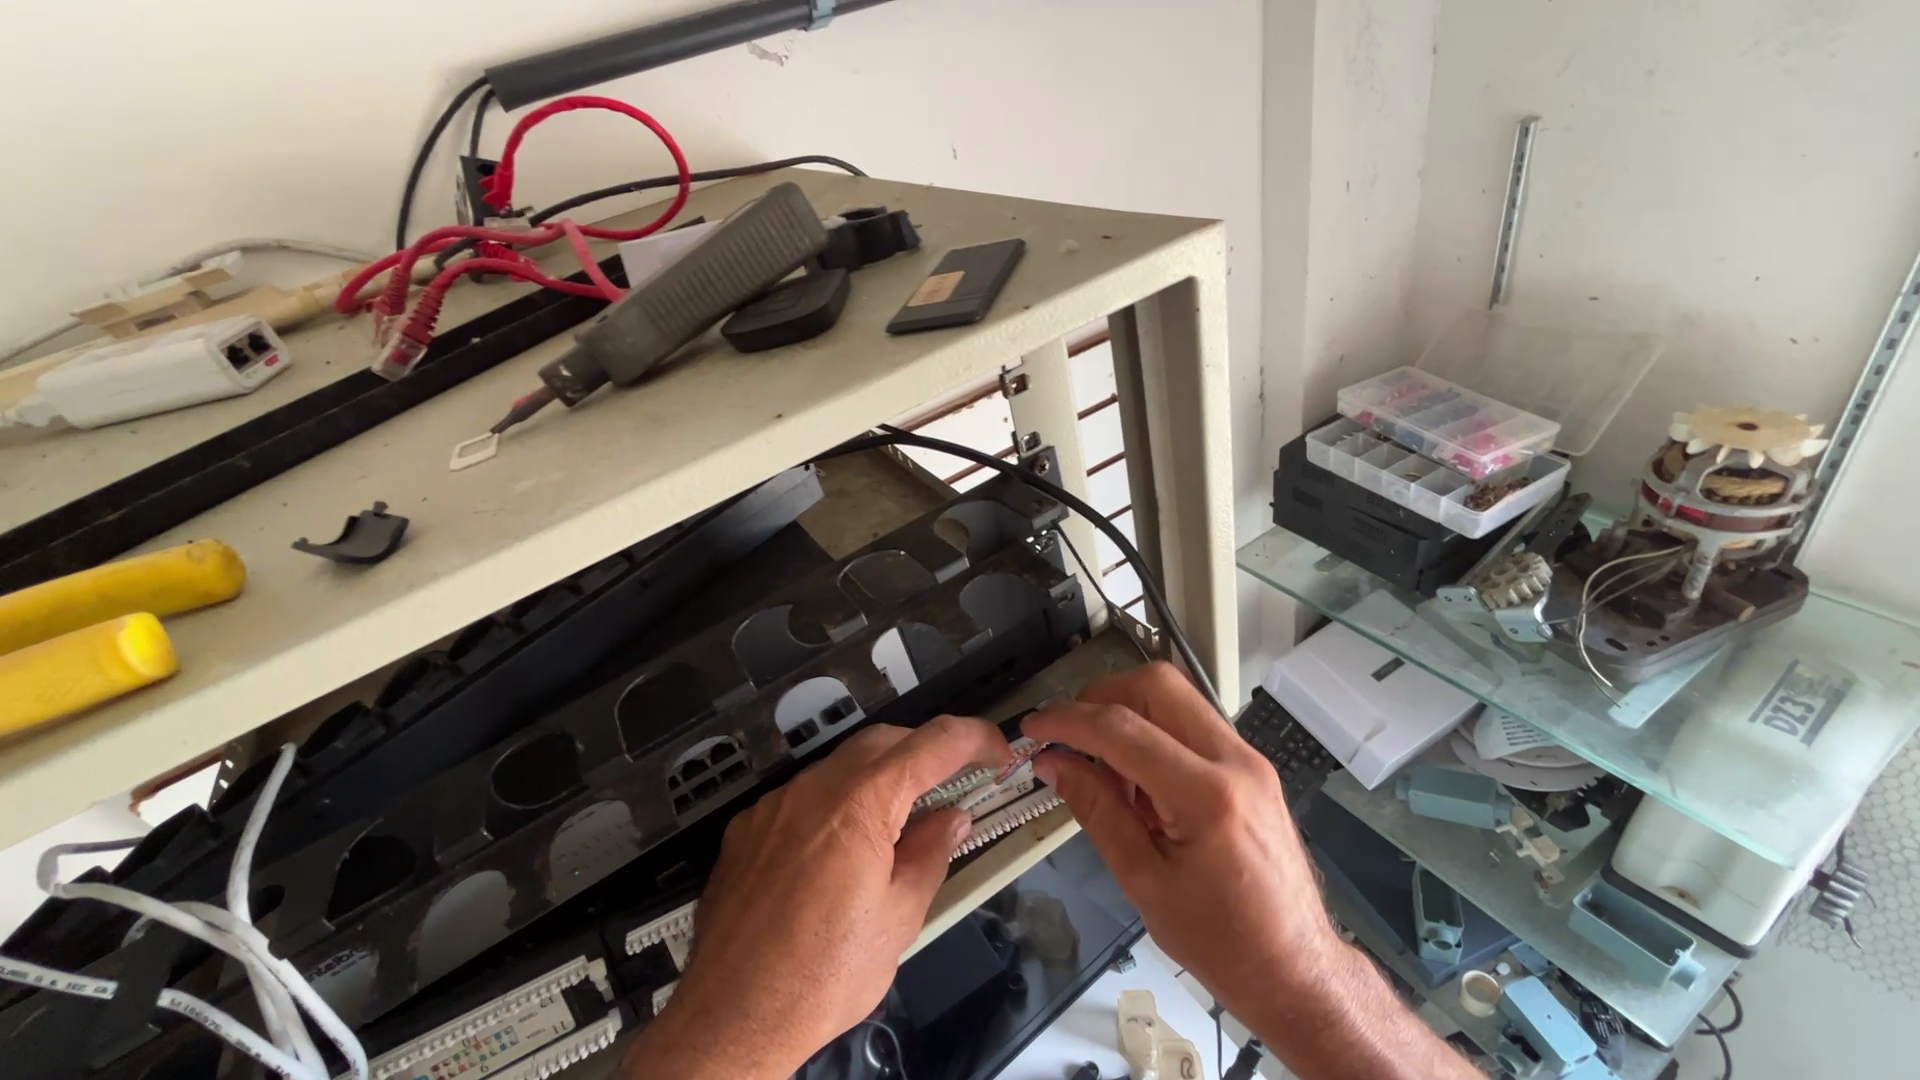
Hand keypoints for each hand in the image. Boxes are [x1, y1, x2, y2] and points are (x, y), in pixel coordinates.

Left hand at [625, 716, 1010, 1079]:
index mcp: (860, 804)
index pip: (933, 743)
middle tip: (951, 787)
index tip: (996, 750)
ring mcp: (773, 805)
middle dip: (924, 753)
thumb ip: (931, 854)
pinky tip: (837, 854)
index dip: (974, 738)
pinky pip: (801, 797)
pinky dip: (833, 806)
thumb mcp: (899, 919)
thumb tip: (950, 818)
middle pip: (883, 742)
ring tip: (895, 829)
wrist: (729, 1018)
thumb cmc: (820, 976)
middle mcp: (813, 789)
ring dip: (876, 780)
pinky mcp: (746, 829)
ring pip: (839, 766)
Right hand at [1026, 664, 1477, 1079]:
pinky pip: (1192, 723)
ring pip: (1177, 696)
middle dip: (1100, 697)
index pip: (1123, 730)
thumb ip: (1096, 809)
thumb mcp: (1143, 880)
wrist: (1295, 968)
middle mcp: (1236, 762)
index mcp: (1208, 797)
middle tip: (1067, 733)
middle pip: (1157, 685)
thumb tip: (1055, 764)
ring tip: (1101, 765)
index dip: (1067, 721)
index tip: (1034, 727)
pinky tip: (1136, 778)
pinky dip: (1154, 732)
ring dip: (1128, 713)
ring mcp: (1250, 760)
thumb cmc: (1223, 942)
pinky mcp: (1251, 767)